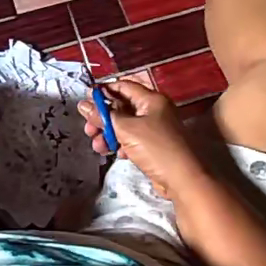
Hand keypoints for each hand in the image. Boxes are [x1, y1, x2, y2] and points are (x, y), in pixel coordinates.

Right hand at [78, 80, 205, 197]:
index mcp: (151, 99)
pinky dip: (120, 144)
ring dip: (108, 134)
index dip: (103, 91)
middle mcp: (154, 110)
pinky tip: (114, 153)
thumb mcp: (125, 129)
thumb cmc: (156, 148)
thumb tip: (83, 104)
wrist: (183, 180)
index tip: (86, 100)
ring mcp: (154, 128)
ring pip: (124, 125)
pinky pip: (132, 139)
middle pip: (121, 107)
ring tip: (98, 146)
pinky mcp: (154, 145)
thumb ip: (103, 115)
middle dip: (102, 118)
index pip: (123, 86)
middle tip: (88, 129)